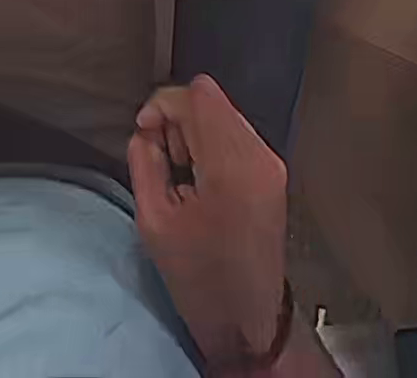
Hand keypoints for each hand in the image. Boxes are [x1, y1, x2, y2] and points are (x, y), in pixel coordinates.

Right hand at [127, 74, 289, 368]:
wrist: (248, 321)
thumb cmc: (198, 277)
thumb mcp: (153, 218)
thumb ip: (143, 159)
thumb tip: (147, 128)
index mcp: (230, 167)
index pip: (196, 95)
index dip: (163, 105)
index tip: (147, 133)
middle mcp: (258, 155)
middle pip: (208, 97)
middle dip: (176, 118)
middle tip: (164, 159)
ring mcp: (271, 160)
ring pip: (219, 109)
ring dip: (192, 128)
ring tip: (182, 171)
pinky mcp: (272, 168)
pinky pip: (231, 128)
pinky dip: (208, 139)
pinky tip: (200, 175)